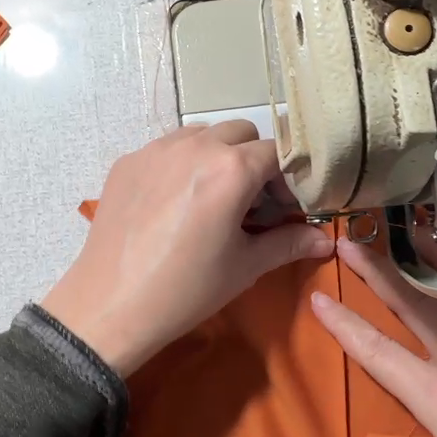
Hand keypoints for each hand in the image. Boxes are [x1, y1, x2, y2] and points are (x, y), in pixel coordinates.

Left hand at [41, 122, 331, 376]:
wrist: (111, 304)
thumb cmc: (186, 290)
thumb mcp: (245, 267)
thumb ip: (288, 243)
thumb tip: (326, 241)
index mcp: (230, 170)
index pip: (277, 151)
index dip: (288, 177)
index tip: (282, 208)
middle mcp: (194, 146)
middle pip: (240, 132)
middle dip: (253, 159)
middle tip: (248, 201)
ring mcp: (155, 149)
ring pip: (201, 133)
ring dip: (216, 154)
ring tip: (210, 197)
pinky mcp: (127, 160)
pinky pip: (166, 148)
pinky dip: (180, 163)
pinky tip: (172, 203)